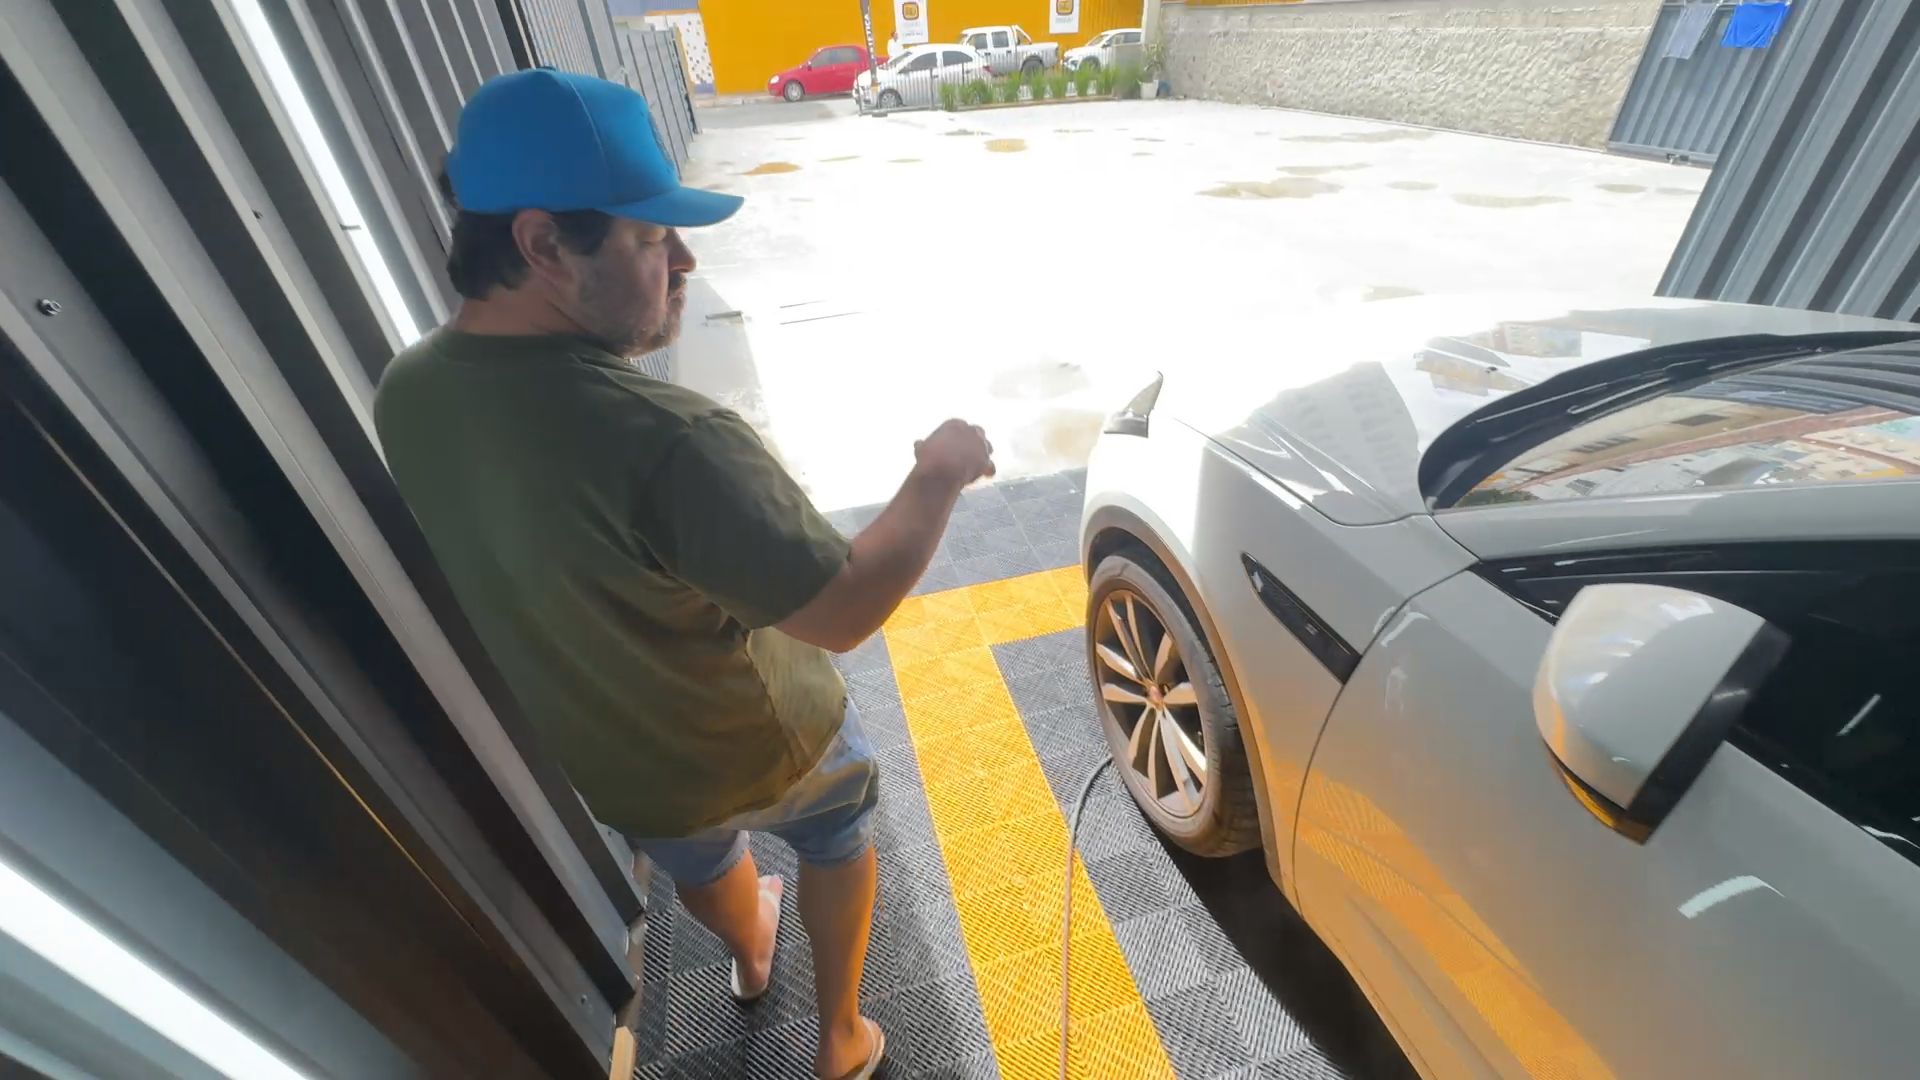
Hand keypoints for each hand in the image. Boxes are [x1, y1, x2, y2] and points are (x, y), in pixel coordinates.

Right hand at [914, 419, 995, 487]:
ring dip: (983, 452)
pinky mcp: (986, 460)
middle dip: (975, 440)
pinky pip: (990, 465)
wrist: (941, 472)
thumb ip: (923, 446)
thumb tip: (919, 444)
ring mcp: (980, 445)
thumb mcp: (922, 449)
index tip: (955, 443)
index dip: (958, 435)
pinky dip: (988, 469)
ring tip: (977, 461)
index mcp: (954, 424)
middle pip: (977, 432)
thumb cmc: (929, 458)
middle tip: (969, 450)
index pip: (960, 426)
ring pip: (987, 446)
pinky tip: (985, 474)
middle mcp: (970, 431)